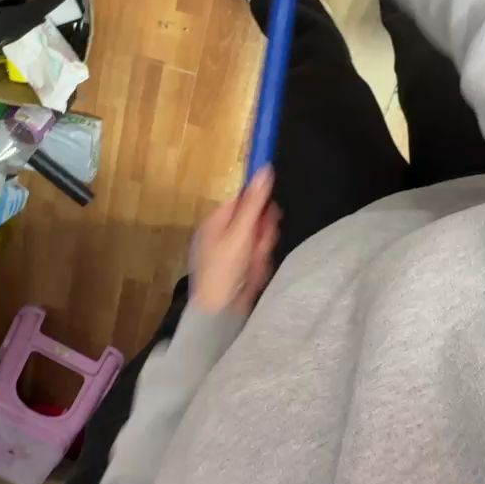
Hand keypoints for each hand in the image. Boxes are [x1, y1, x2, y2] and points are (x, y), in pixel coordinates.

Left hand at [189, 168, 280, 314]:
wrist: (220, 314)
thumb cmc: (225, 270)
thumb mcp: (240, 233)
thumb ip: (254, 203)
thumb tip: (264, 169)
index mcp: (216, 221)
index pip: (243, 201)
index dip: (258, 207)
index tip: (268, 217)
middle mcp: (223, 234)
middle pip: (254, 221)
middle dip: (261, 236)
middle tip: (257, 248)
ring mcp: (232, 253)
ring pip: (260, 241)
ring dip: (261, 253)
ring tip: (252, 267)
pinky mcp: (240, 269)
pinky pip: (258, 258)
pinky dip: (259, 267)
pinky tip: (252, 277)